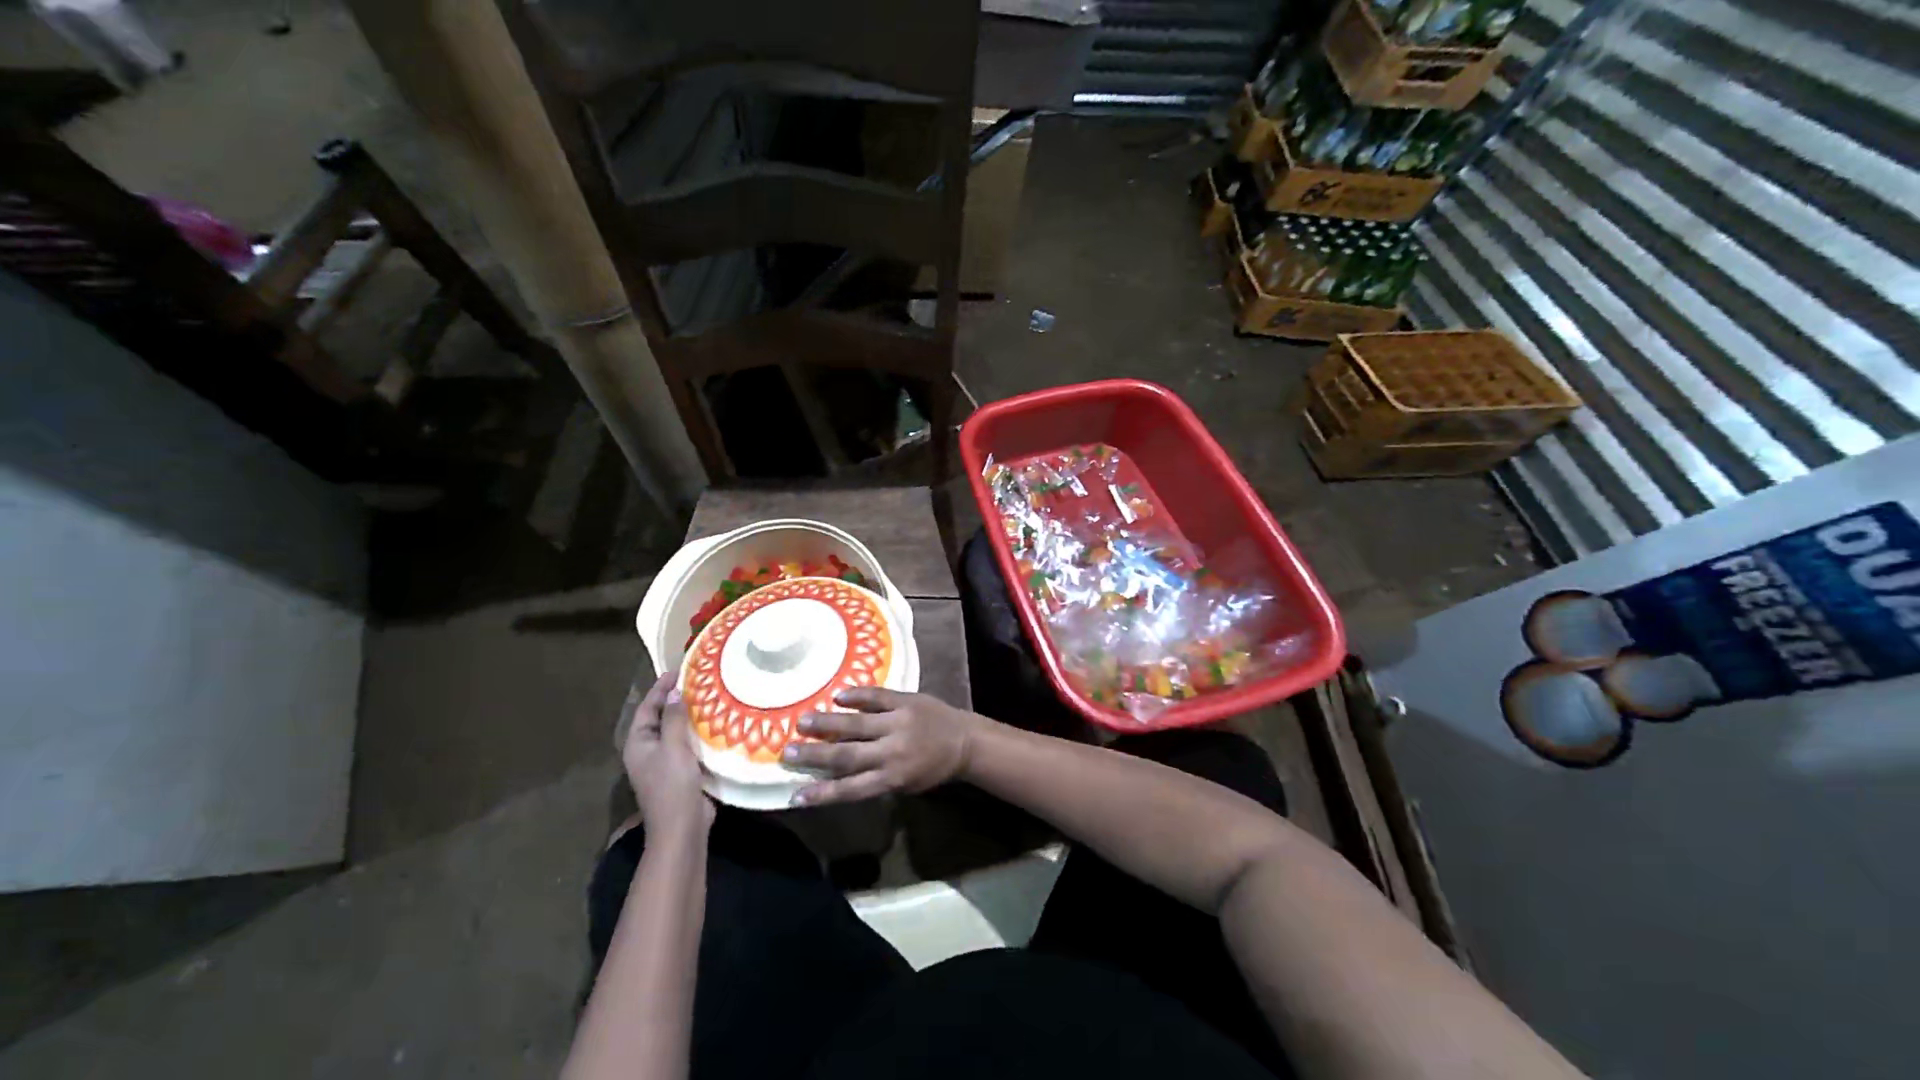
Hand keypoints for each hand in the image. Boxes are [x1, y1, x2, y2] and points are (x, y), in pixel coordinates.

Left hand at [621, 672, 713, 831]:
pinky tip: (716, 723)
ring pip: (676, 731)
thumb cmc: (672, 785)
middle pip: (660, 718)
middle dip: (675, 699)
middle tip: (696, 680)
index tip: (677, 670)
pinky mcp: (682, 771)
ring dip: (689, 715)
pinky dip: (699, 732)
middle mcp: (648, 750)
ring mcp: (665, 762)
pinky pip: (689, 744)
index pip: (647, 708)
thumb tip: (674, 692)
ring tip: (709, 696)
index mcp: (638, 744)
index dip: (660, 688)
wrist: (682, 826)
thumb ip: (673, 718)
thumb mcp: (673, 747)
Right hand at [784, 688, 986, 805]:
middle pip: (847, 755)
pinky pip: (877, 697)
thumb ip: (875, 779)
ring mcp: (898, 723)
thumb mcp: (905, 783)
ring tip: (802, 720)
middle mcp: (892, 752)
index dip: (823, 793)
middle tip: (787, 752)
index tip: (796, 795)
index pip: (851, 789)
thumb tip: (836, 774)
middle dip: (815, 755)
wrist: (965, 742)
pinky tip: (837, 696)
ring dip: (828, 722)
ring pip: (857, 723)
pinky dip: (856, 696)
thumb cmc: (932, 769)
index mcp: (892, 778)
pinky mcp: (906, 701)